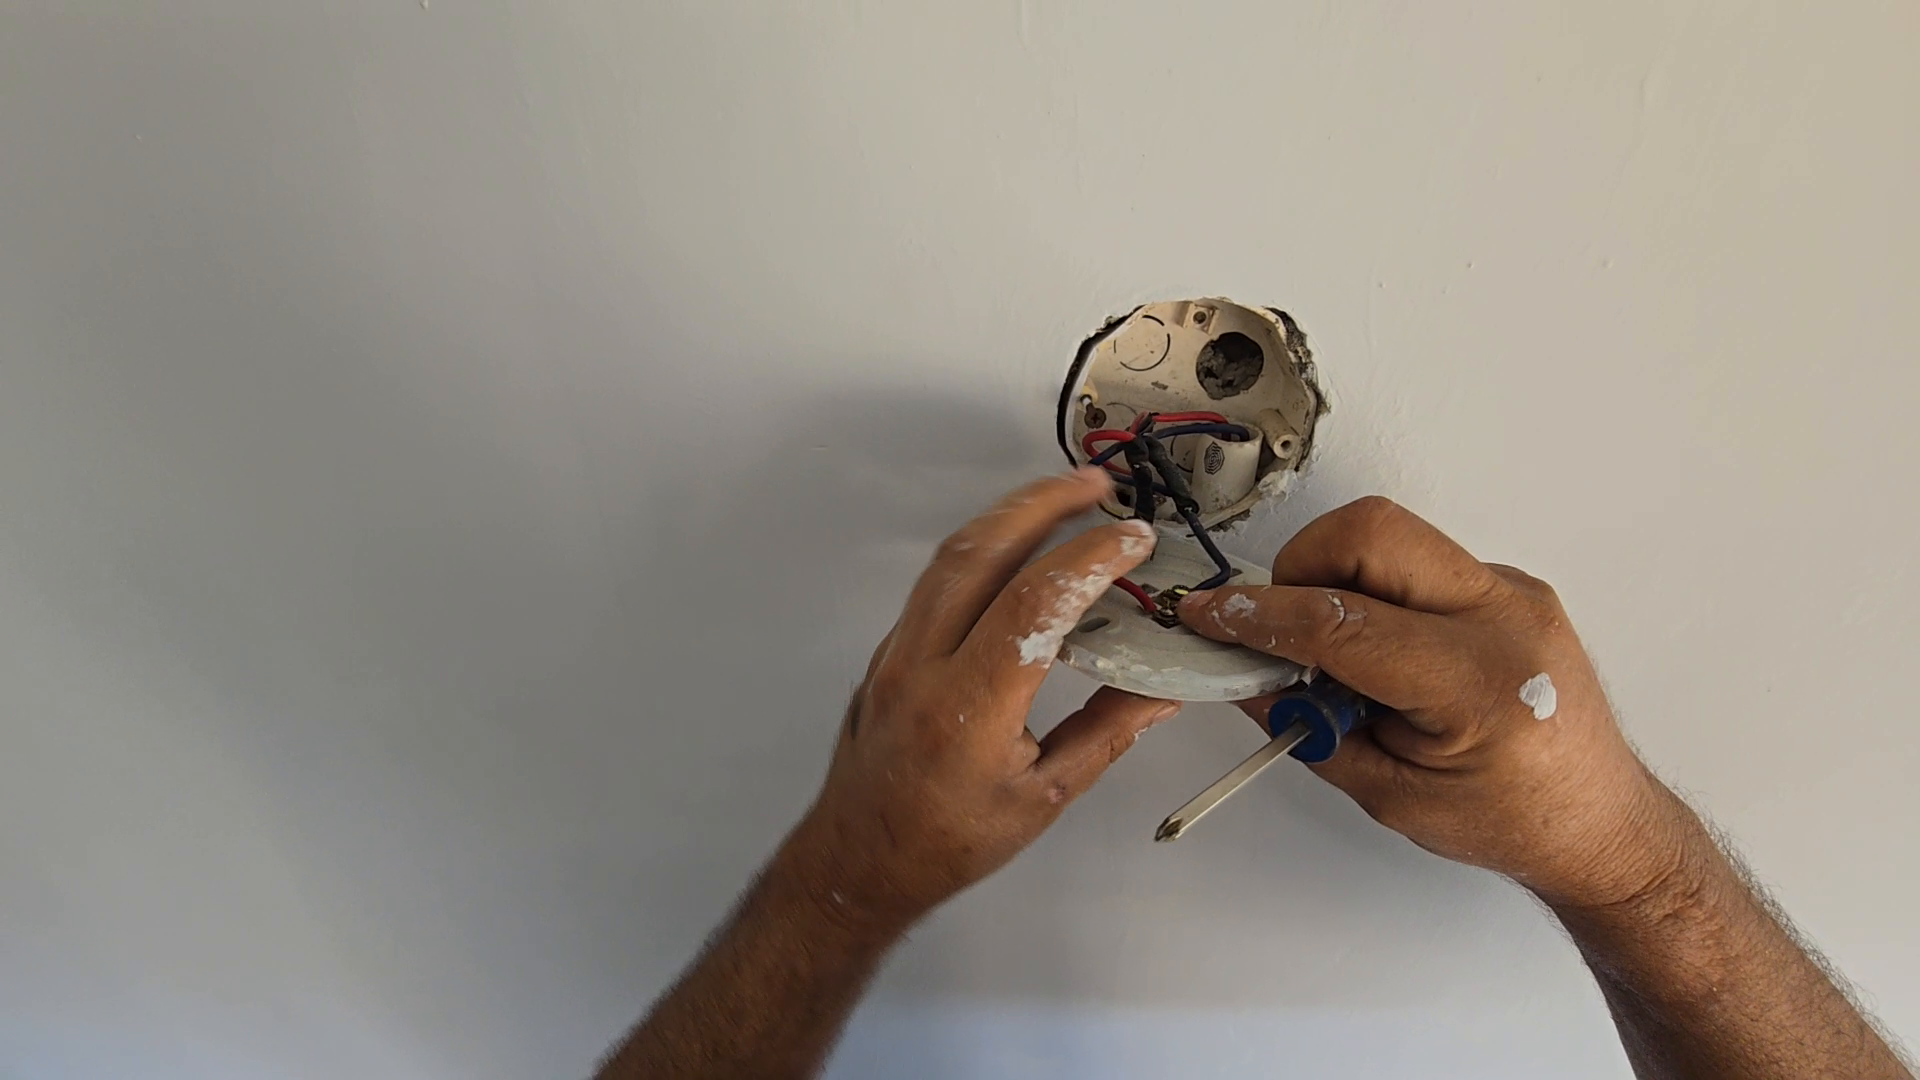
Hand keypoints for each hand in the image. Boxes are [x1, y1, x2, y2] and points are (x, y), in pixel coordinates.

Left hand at [782, 469, 1180, 929]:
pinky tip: (1014, 547)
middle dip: (1041, 504)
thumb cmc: (947, 840)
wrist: (858, 857)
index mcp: (967, 709)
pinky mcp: (889, 647)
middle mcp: (922, 664)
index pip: (1033, 606)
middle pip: (977, 554)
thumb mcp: (1043, 799)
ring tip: (1061, 498)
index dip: (1089, 561)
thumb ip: (1105, 733)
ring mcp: (897, 649)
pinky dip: (982, 548)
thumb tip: (1160, 690)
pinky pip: (936, 580)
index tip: (1133, 540)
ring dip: (1008, 515)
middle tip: (1094, 485)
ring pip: (950, 557)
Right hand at [1178, 496, 1679, 907]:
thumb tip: (1247, 675)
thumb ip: (1307, 729)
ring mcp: (1508, 591)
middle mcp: (1503, 618)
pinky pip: (1408, 555)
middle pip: (1370, 531)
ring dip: (1329, 570)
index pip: (1341, 623)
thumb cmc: (1510, 818)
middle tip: (1281, 618)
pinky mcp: (1501, 583)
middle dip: (1299, 562)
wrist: (1604, 820)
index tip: (1209, 614)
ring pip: (1386, 531)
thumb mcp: (1386, 792)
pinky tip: (1371, 643)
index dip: (1259, 616)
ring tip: (1329, 638)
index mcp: (1478, 685)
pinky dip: (1363, 585)